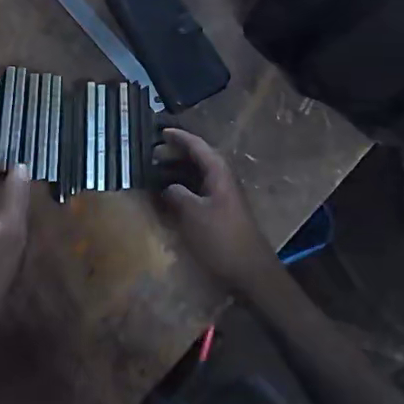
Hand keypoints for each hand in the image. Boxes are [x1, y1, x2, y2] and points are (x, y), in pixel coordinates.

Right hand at [155, 128, 280, 298]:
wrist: (250, 271)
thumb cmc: (221, 238)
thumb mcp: (192, 214)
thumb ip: (176, 194)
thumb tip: (167, 187)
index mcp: (218, 171)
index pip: (197, 145)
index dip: (179, 137)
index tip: (160, 131)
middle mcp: (223, 177)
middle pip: (198, 157)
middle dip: (176, 153)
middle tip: (152, 154)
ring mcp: (224, 195)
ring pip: (198, 174)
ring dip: (179, 170)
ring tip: (157, 172)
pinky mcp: (222, 211)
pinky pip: (199, 189)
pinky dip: (184, 187)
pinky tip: (171, 196)